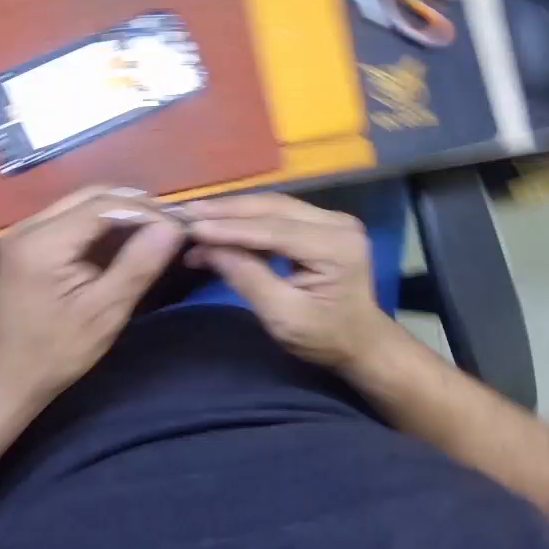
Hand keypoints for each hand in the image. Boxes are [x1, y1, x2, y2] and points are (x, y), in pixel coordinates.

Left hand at [0, 187, 184, 415]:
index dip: (144, 211)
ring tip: (153, 231)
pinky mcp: (27, 243)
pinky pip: (70, 220)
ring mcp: (23, 233)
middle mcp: (27, 227)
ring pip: (81, 204)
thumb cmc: (56, 352)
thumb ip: (137, 265)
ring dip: (118, 213)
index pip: (102, 205)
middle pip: (90, 197)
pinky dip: (99, 225)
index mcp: (42, 242)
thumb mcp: (105, 312)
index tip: (178, 226)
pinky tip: (123, 241)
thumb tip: (172, 228)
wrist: (7, 380)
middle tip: (169, 225)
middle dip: (133, 207)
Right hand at [184, 193, 392, 370]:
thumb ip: (246, 277)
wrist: (361, 342)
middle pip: (274, 208)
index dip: (230, 228)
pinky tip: (222, 224)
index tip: (192, 226)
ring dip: (235, 211)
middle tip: (188, 213)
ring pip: (275, 206)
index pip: (274, 229)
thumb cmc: (324, 338)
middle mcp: (338, 223)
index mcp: (336, 247)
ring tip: (198, 216)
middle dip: (228, 211)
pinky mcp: (324, 222)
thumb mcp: (282, 317)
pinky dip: (250, 219)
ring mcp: (333, 219)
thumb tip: (205, 248)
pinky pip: (280, 213)